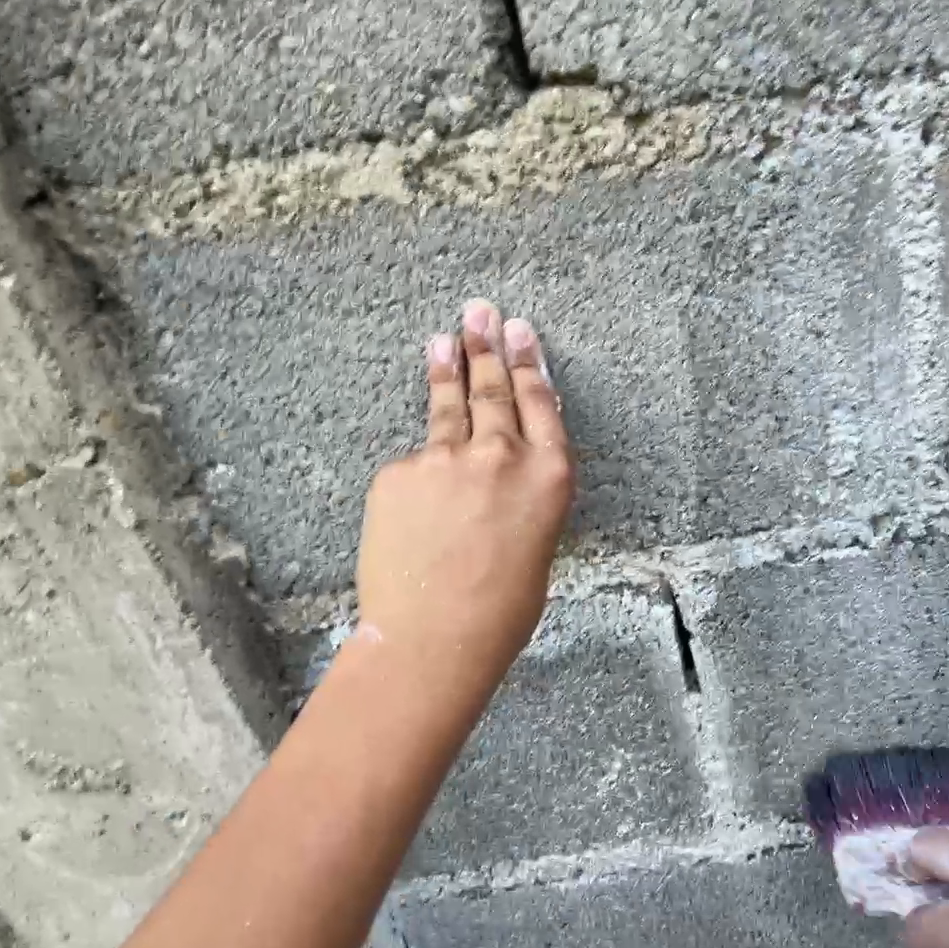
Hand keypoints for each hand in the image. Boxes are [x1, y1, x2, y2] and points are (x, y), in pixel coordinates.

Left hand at [354, 300, 574, 671]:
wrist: (436, 636)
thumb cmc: (503, 605)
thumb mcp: (539, 538)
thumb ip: (524, 492)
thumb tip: (501, 471)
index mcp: (550, 474)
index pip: (539, 402)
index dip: (529, 363)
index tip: (521, 333)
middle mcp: (503, 455)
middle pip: (494, 389)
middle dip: (486, 346)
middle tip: (480, 311)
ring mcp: (447, 459)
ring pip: (449, 406)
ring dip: (447, 368)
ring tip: (445, 338)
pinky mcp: (398, 473)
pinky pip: (413, 461)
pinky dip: (419, 464)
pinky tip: (421, 485)